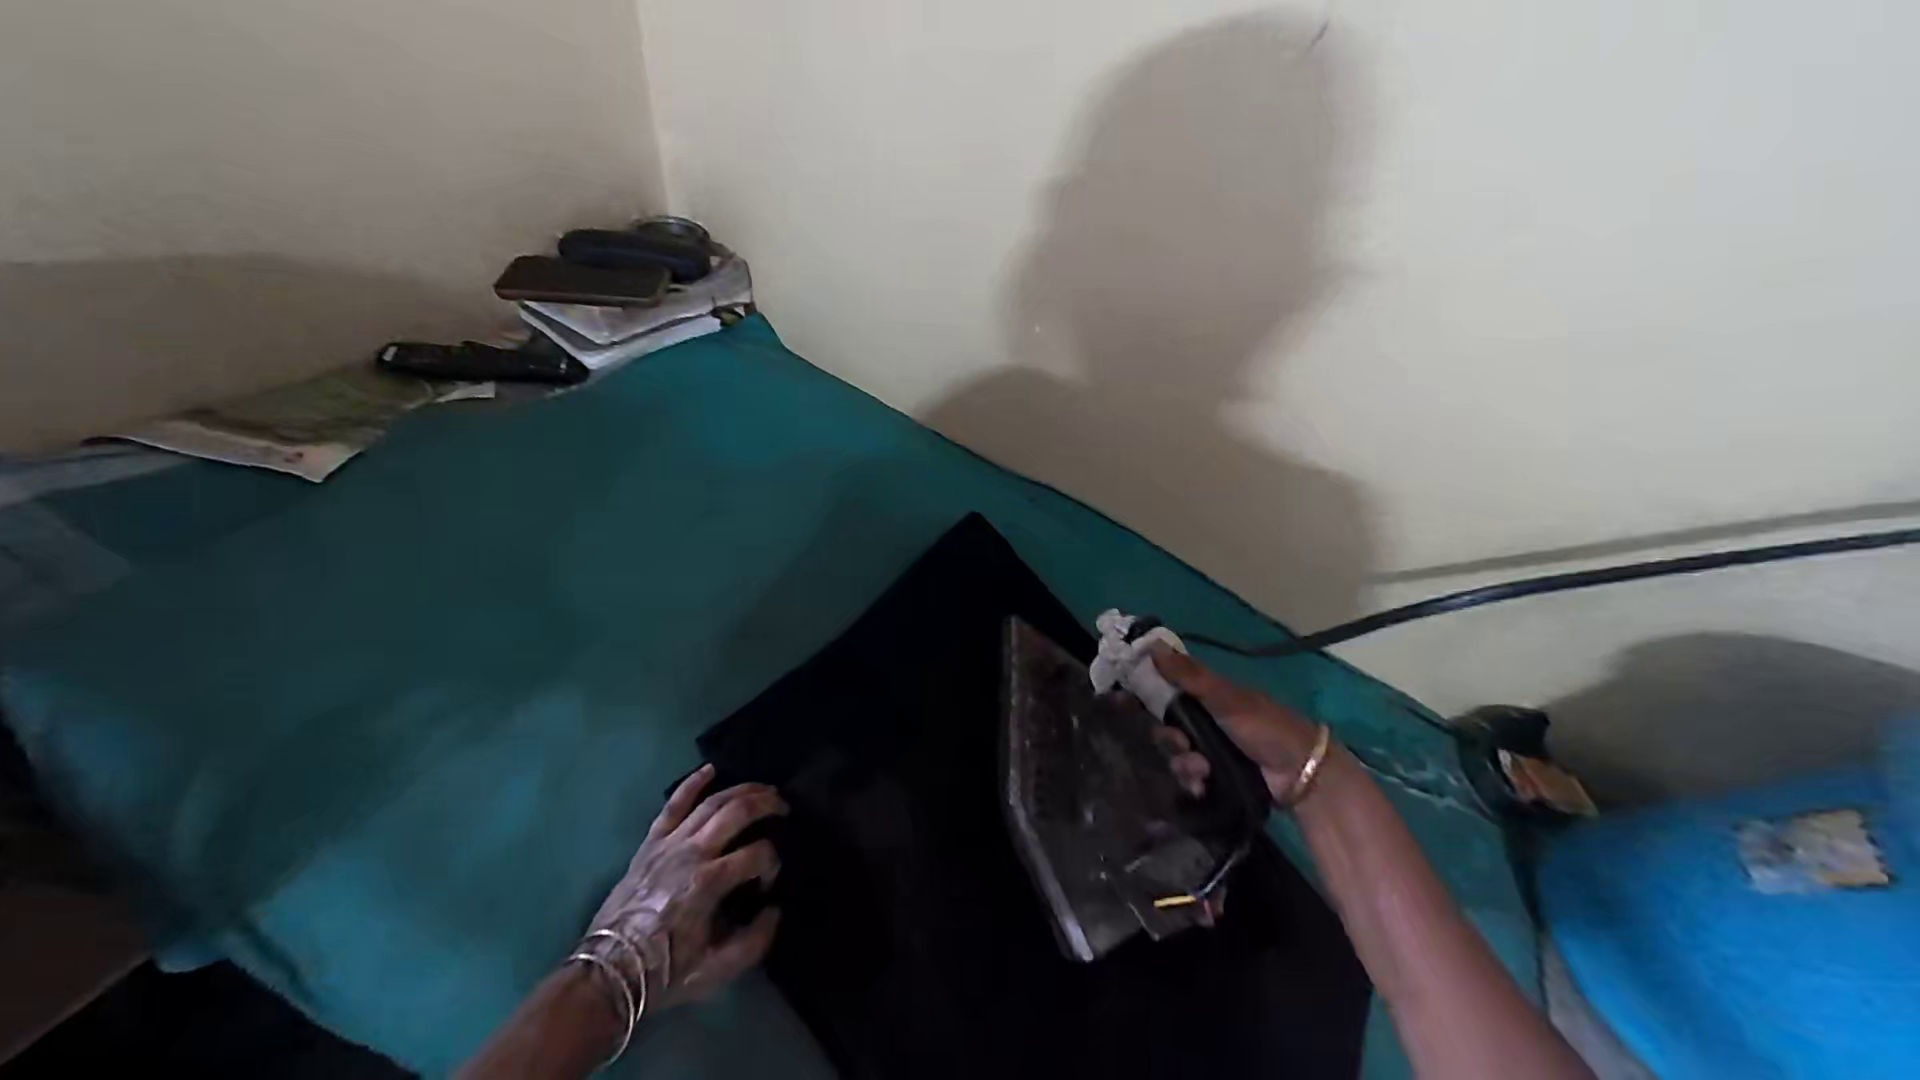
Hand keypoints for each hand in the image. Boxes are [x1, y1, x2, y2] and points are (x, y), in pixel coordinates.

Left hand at [586, 765, 787, 1009]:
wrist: (608, 974)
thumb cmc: (664, 972)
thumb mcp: (716, 970)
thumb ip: (755, 941)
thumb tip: (774, 910)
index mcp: (709, 884)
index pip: (758, 854)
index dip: (773, 863)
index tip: (770, 883)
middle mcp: (692, 854)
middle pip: (738, 812)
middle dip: (767, 804)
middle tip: (784, 806)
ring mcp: (670, 844)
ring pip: (711, 802)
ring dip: (742, 789)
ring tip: (763, 789)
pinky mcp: (651, 842)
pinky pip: (673, 804)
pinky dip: (692, 783)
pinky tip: (711, 770)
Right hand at [1150, 644, 1322, 804]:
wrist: (1301, 773)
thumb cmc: (1264, 726)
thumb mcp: (1225, 697)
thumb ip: (1189, 674)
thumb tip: (1152, 644)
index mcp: (1203, 696)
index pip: (1163, 688)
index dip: (1142, 693)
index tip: (1120, 699)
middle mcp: (1201, 721)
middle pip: (1163, 727)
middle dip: (1168, 739)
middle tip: (1182, 744)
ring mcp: (1207, 750)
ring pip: (1174, 755)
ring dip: (1182, 763)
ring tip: (1202, 771)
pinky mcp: (1213, 777)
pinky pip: (1187, 778)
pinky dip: (1192, 782)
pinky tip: (1203, 785)